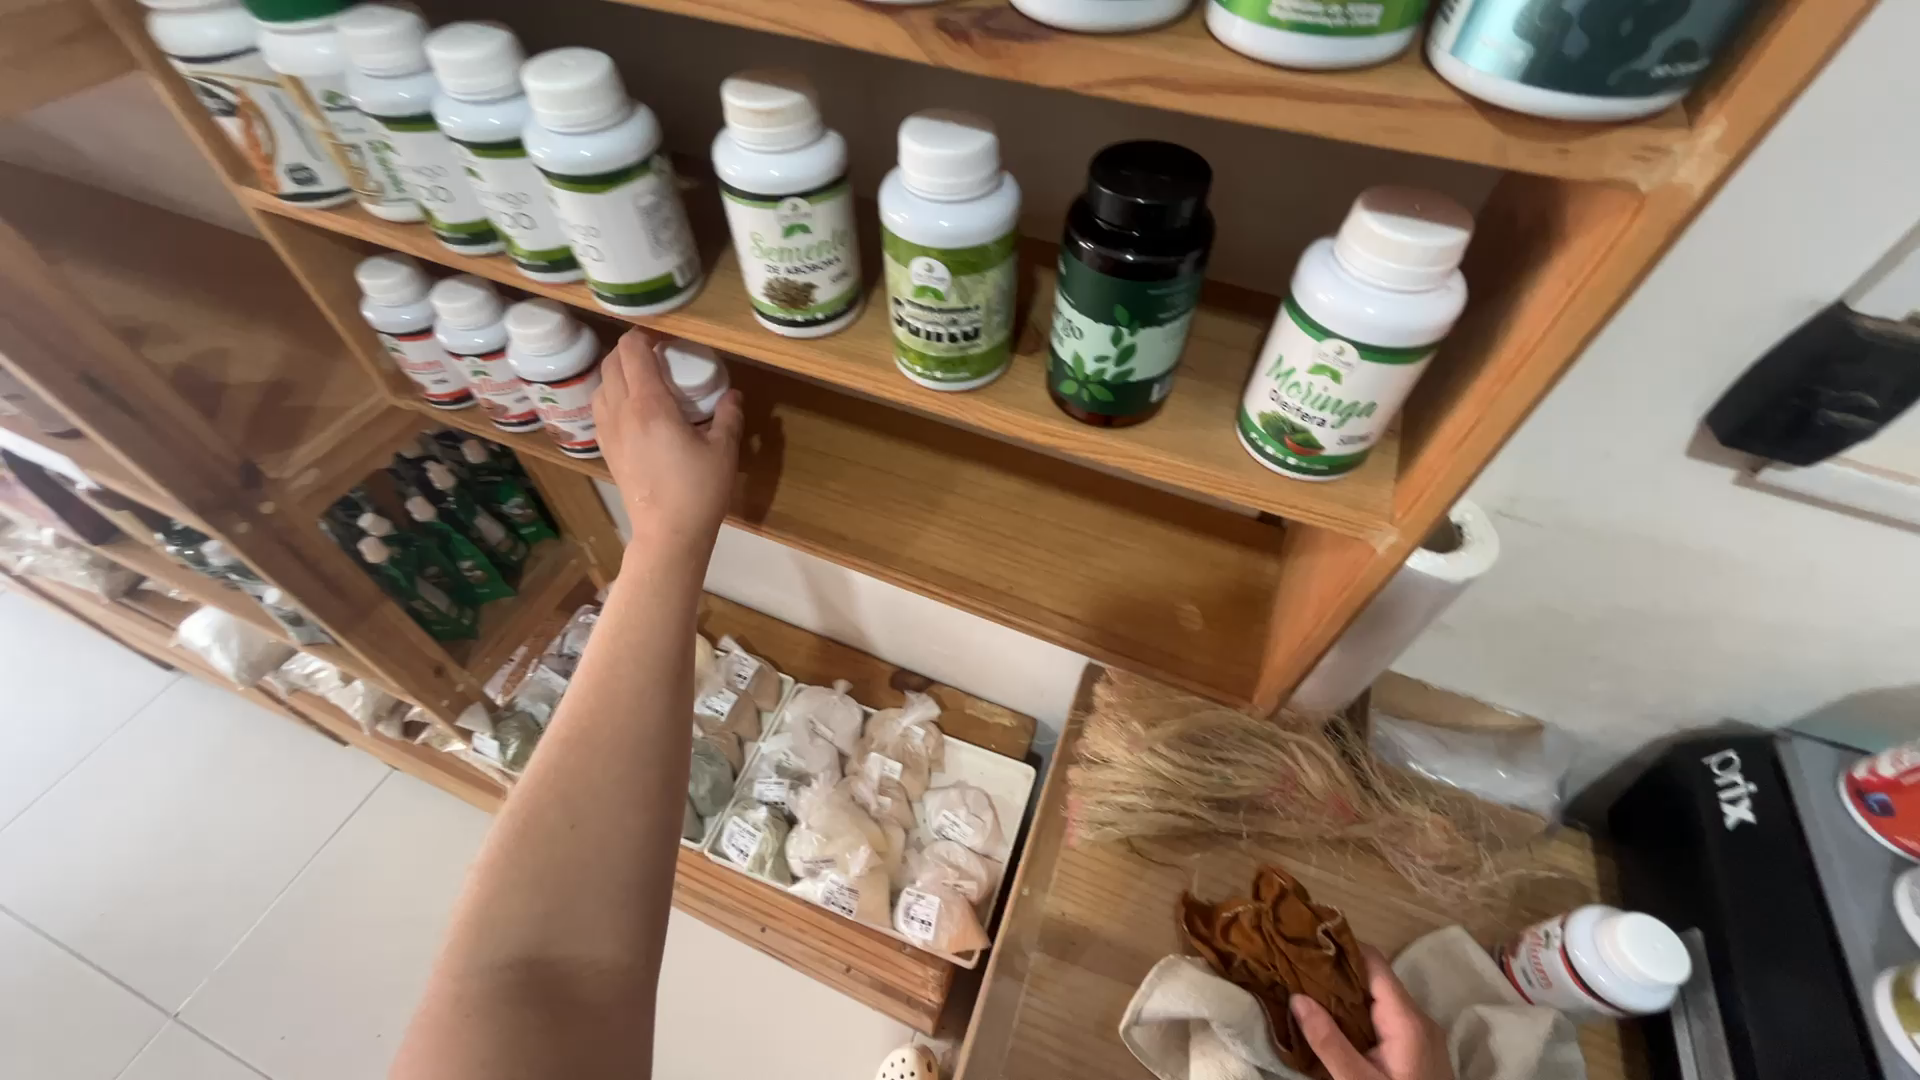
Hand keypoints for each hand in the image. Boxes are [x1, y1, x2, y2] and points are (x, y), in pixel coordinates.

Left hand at [593, 328, 743, 563]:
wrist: (668, 532)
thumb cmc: (699, 490)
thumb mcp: (724, 450)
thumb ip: (728, 416)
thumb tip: (732, 395)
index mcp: (650, 405)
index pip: (633, 352)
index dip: (644, 336)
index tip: (664, 337)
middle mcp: (621, 411)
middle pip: (612, 362)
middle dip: (631, 350)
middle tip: (658, 354)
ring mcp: (608, 430)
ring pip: (602, 384)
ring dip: (619, 372)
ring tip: (644, 379)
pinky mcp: (606, 448)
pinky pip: (601, 407)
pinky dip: (613, 395)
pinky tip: (633, 408)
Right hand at [1292, 946, 1453, 1079]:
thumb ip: (1329, 1042)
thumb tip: (1296, 996)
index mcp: (1408, 1020)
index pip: (1372, 961)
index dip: (1338, 948)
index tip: (1302, 945)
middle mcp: (1419, 1019)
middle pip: (1373, 977)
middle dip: (1334, 971)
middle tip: (1294, 968)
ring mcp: (1422, 1036)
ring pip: (1376, 998)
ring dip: (1342, 993)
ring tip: (1305, 990)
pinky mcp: (1418, 1052)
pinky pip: (1383, 1017)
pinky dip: (1356, 1012)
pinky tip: (1331, 1020)